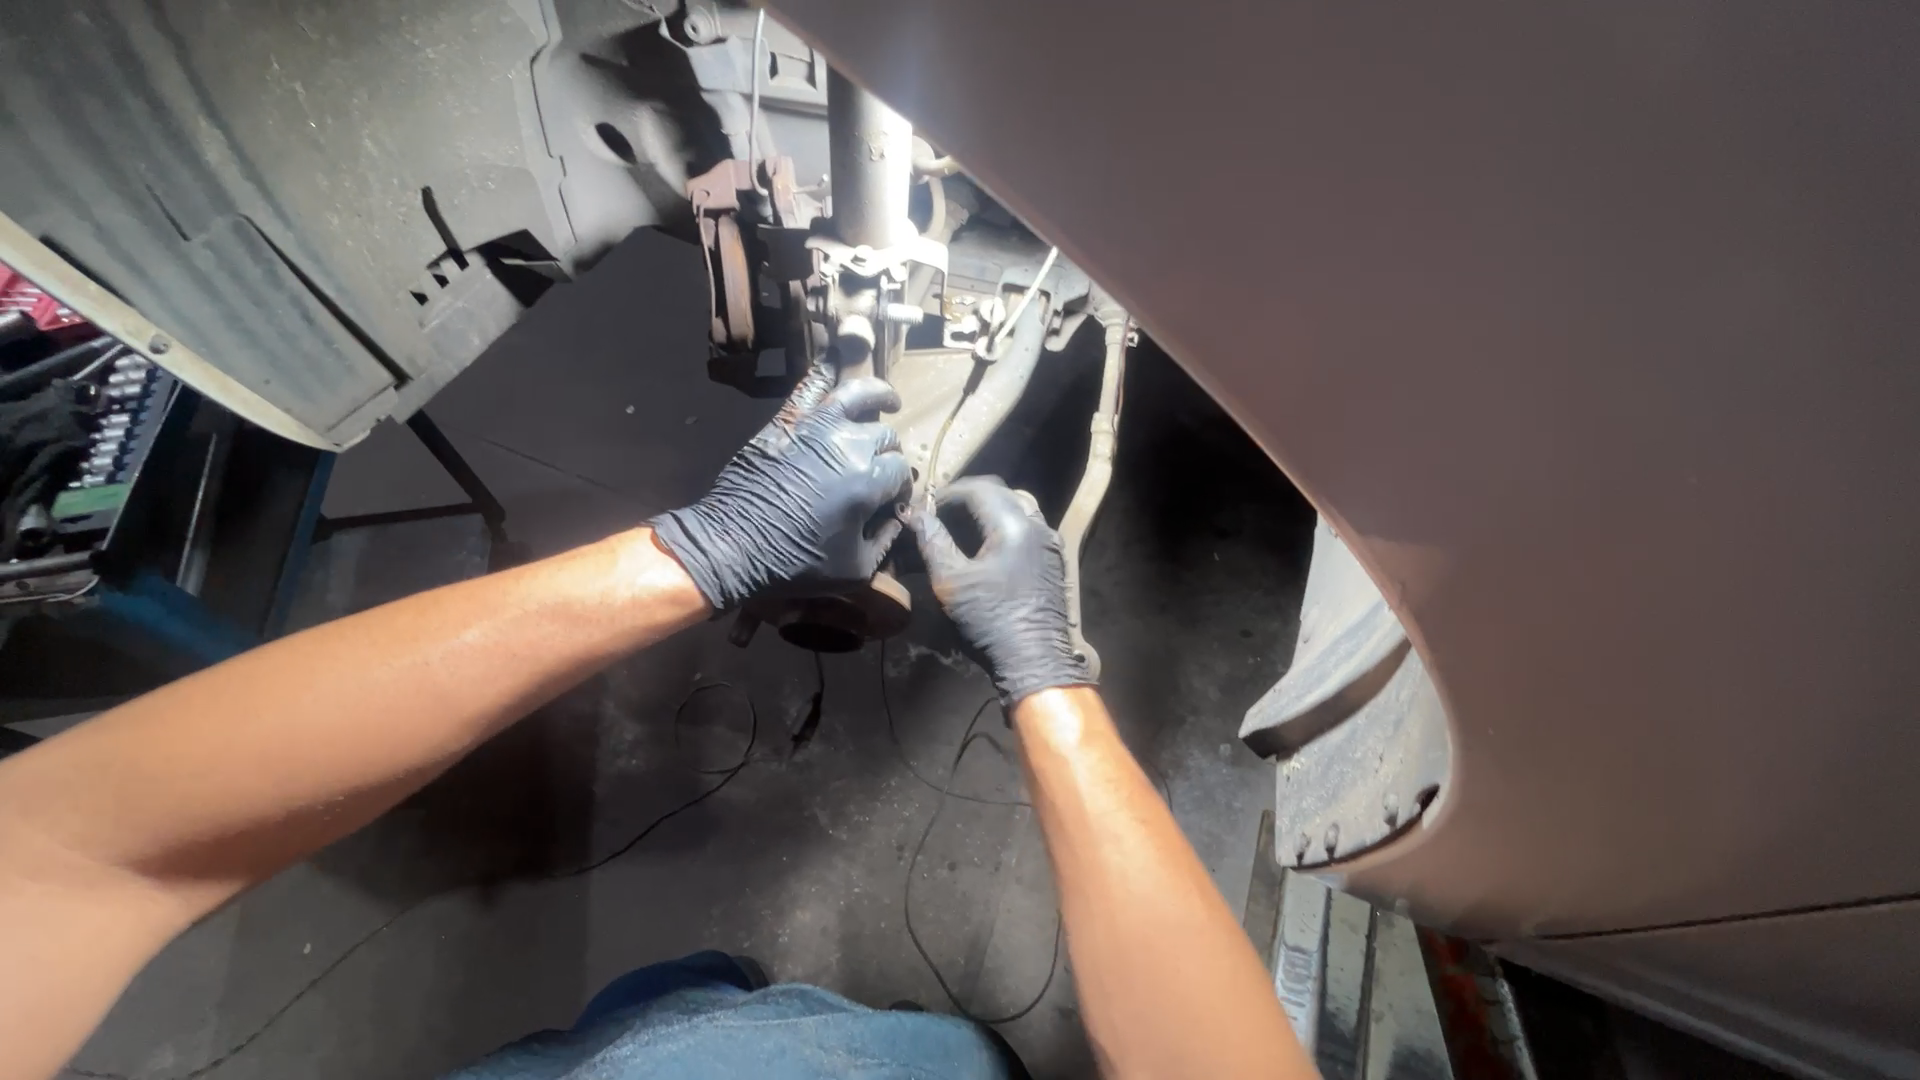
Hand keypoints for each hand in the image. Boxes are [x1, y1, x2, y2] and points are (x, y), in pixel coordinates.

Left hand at [650, 364, 910, 609]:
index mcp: (870, 483)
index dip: (901, 486)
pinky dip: (826, 370)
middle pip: (885, 437)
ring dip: (879, 396)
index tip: (891, 500)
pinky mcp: (788, 422)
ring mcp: (817, 428)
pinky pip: (811, 387)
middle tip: (879, 469)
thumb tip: (900, 516)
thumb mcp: (858, 568)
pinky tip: (838, 365)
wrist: (735, 546)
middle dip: (889, 454)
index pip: (901, 471)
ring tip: (888, 401)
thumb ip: (887, 537)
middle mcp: (850, 447)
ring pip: (860, 396)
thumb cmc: (798, 564)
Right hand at [908, 476, 1094, 704]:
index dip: (947, 494)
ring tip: (959, 531)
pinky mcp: (1052, 560)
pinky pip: (1027, 528)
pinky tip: (984, 549)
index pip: (978, 488)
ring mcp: (1049, 543)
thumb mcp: (951, 581)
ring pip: (1017, 508)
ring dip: (987, 512)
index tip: (926, 510)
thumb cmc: (989, 621)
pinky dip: (1003, 527)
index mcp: (1014, 524)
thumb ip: (932, 541)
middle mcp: (1038, 525)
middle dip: (967, 500)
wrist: (1035, 661)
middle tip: (940, 517)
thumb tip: (914, 514)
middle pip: (1000, 493)